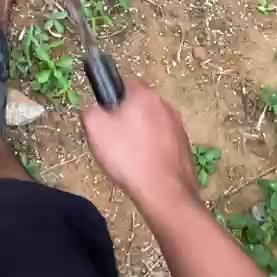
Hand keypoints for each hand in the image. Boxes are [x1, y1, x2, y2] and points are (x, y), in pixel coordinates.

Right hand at [80, 77, 198, 211]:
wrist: (165, 195)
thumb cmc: (127, 155)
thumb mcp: (94, 127)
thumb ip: (90, 109)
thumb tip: (96, 109)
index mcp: (145, 95)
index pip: (125, 82)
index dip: (111, 97)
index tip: (105, 116)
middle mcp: (166, 106)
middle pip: (139, 104)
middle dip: (126, 116)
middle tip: (113, 137)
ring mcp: (179, 128)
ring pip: (151, 124)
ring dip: (140, 134)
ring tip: (128, 156)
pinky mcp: (186, 149)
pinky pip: (162, 142)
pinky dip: (152, 150)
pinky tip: (143, 167)